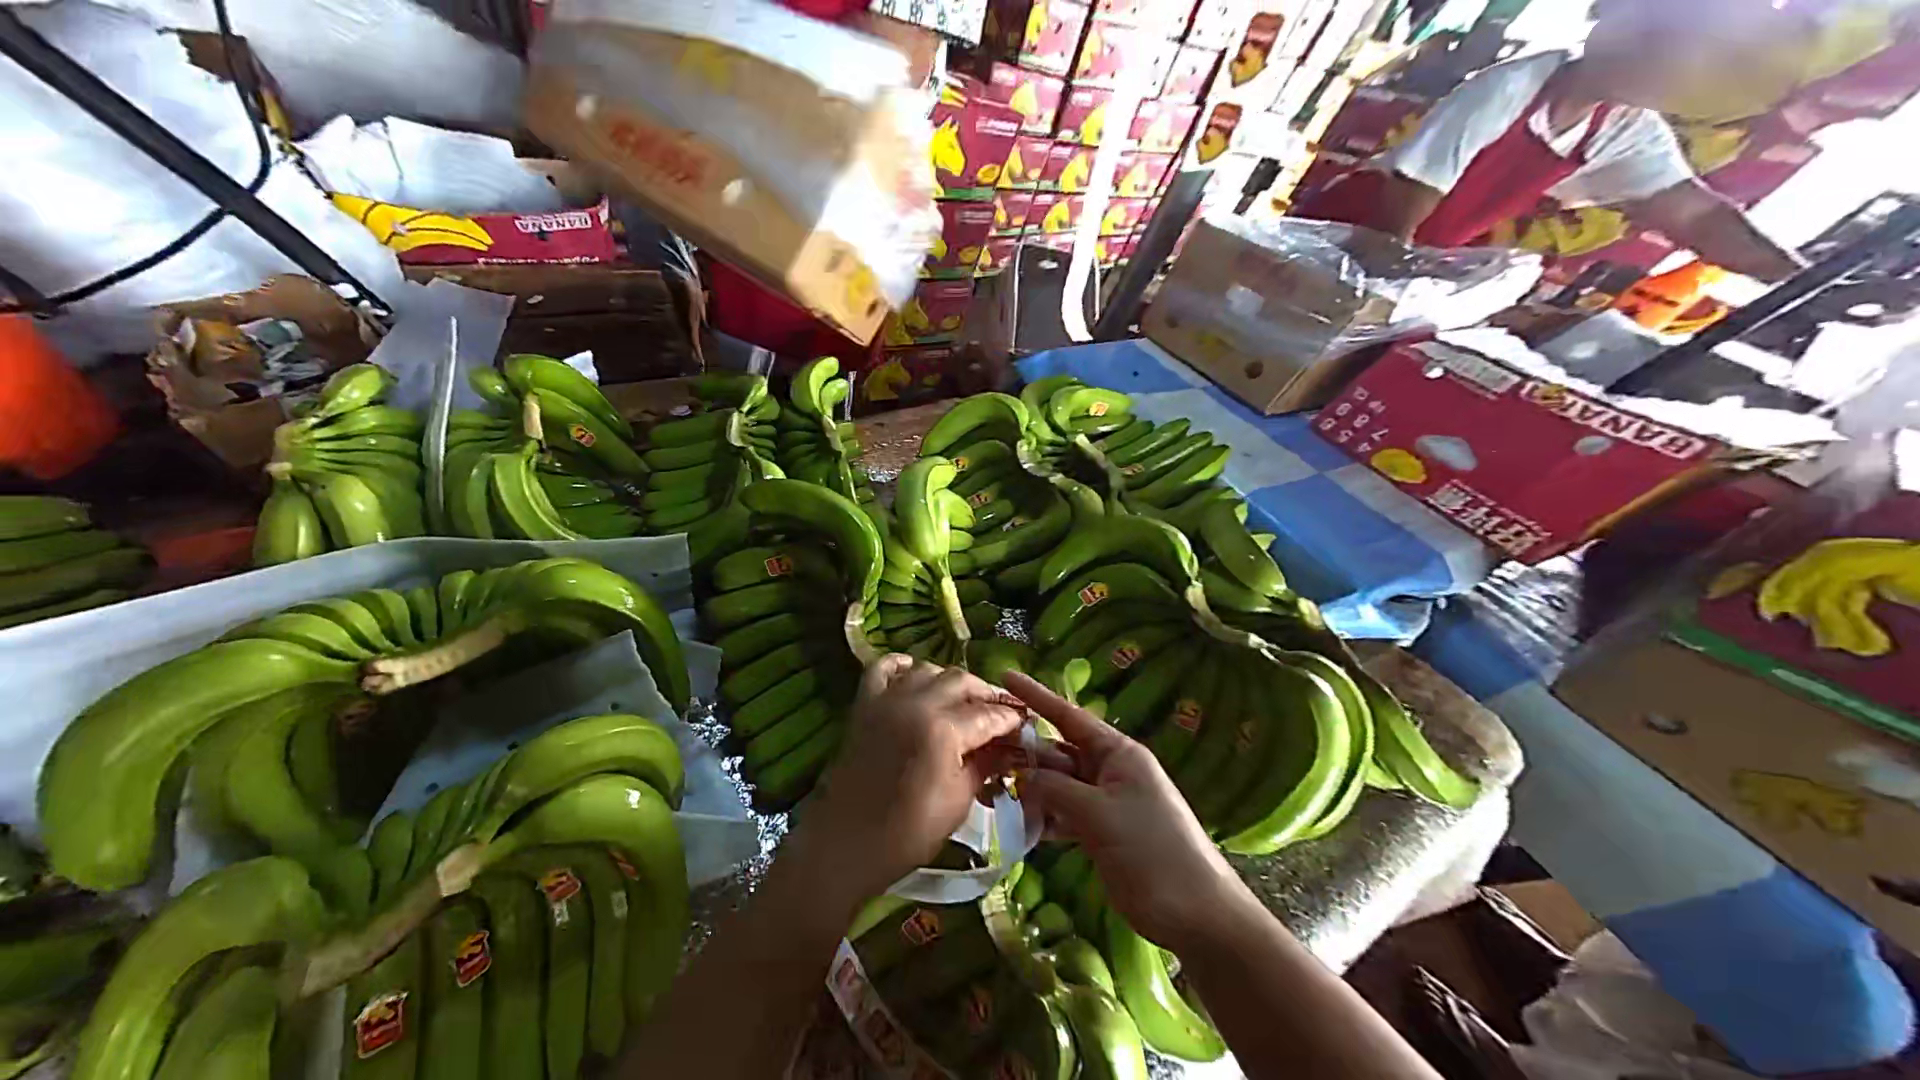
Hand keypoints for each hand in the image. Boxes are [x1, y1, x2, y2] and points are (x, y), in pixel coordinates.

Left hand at [795, 656, 1026, 902]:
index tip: (1023, 726)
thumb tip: (1007, 748)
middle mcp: (917, 703)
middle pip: (961, 681)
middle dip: (985, 695)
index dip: (1010, 720)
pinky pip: (883, 669)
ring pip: (927, 670)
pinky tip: (915, 676)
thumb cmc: (908, 833)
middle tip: (997, 715)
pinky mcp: (864, 705)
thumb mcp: (958, 801)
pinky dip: (902, 666)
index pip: (989, 714)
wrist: (845, 843)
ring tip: (961, 701)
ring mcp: (887, 700)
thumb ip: (984, 765)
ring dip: (948, 680)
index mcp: (944, 729)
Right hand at [1005, 672, 1254, 951]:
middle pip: (1059, 751)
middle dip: (1025, 753)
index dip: (1036, 696)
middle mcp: (1110, 770)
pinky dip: (1044, 818)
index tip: (1005, 676)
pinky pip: (1064, 814)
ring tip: (991, 791)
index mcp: (1118, 753)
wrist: (1195, 915)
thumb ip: (1054, 788)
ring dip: (1030, 790)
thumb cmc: (1151, 850)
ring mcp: (1106, 803)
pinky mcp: (1102, 832)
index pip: (1069, 716)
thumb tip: (1021, 774)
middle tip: (982, 752)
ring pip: (1058, 785)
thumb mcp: (1098, 813)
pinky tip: (1018, 825)